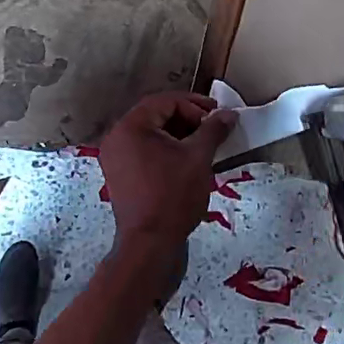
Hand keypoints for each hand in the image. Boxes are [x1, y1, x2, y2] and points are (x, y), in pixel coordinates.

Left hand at [98, 92, 237, 244]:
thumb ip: (213, 130)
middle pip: (156, 115)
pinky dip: (166, 149)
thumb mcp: (198, 157)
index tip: (218, 115)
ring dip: (179, 134)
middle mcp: (117, 138)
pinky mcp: (120, 175)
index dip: (195, 104)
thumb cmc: (173, 195)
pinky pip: (145, 151)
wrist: (150, 242)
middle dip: (188, 118)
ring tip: (204, 144)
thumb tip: (228, 114)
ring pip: (151, 134)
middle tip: (213, 128)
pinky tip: (187, 160)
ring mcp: (115, 158)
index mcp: (130, 127)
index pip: (165, 102)